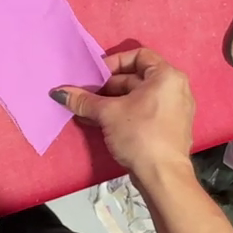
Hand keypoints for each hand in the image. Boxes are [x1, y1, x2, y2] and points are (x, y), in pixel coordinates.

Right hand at [53, 48, 195, 176]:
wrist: (163, 176)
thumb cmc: (140, 135)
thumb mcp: (108, 114)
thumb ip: (83, 100)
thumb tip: (58, 93)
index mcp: (166, 76)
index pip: (138, 56)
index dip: (113, 62)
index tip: (96, 76)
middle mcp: (175, 88)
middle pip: (136, 77)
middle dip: (108, 86)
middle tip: (87, 95)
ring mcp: (175, 109)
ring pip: (138, 96)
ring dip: (112, 101)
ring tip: (89, 110)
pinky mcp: (170, 127)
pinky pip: (145, 111)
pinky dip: (125, 113)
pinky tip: (103, 123)